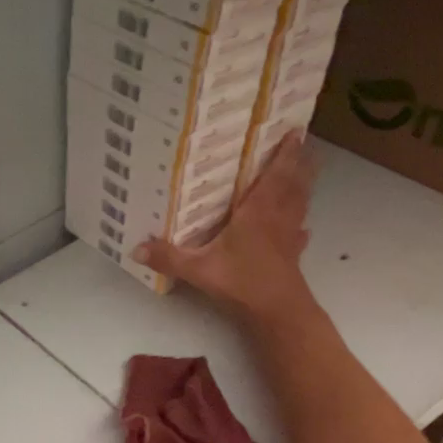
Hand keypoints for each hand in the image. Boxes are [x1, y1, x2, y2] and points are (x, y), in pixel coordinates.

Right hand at [135, 130, 319, 326]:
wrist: (277, 310)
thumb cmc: (241, 282)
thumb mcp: (198, 269)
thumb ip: (169, 258)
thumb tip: (136, 249)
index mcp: (258, 211)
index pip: (275, 174)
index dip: (286, 153)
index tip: (294, 132)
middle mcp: (278, 217)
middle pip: (294, 183)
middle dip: (300, 162)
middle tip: (304, 143)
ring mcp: (289, 236)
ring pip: (301, 203)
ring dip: (304, 186)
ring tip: (307, 172)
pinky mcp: (293, 255)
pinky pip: (299, 232)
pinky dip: (300, 225)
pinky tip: (300, 228)